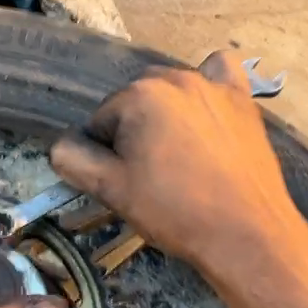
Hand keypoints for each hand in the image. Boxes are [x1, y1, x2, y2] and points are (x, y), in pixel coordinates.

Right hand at [48, 51, 307, 284]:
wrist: (246, 235)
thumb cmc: (175, 211)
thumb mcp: (111, 189)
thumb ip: (74, 159)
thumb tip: (61, 145)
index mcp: (139, 96)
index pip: (102, 120)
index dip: (106, 153)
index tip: (125, 181)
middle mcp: (175, 78)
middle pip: (133, 101)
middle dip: (133, 130)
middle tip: (148, 172)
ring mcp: (212, 86)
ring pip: (169, 90)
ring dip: (164, 114)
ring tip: (177, 155)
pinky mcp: (242, 100)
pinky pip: (219, 72)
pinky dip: (207, 84)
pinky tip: (205, 110)